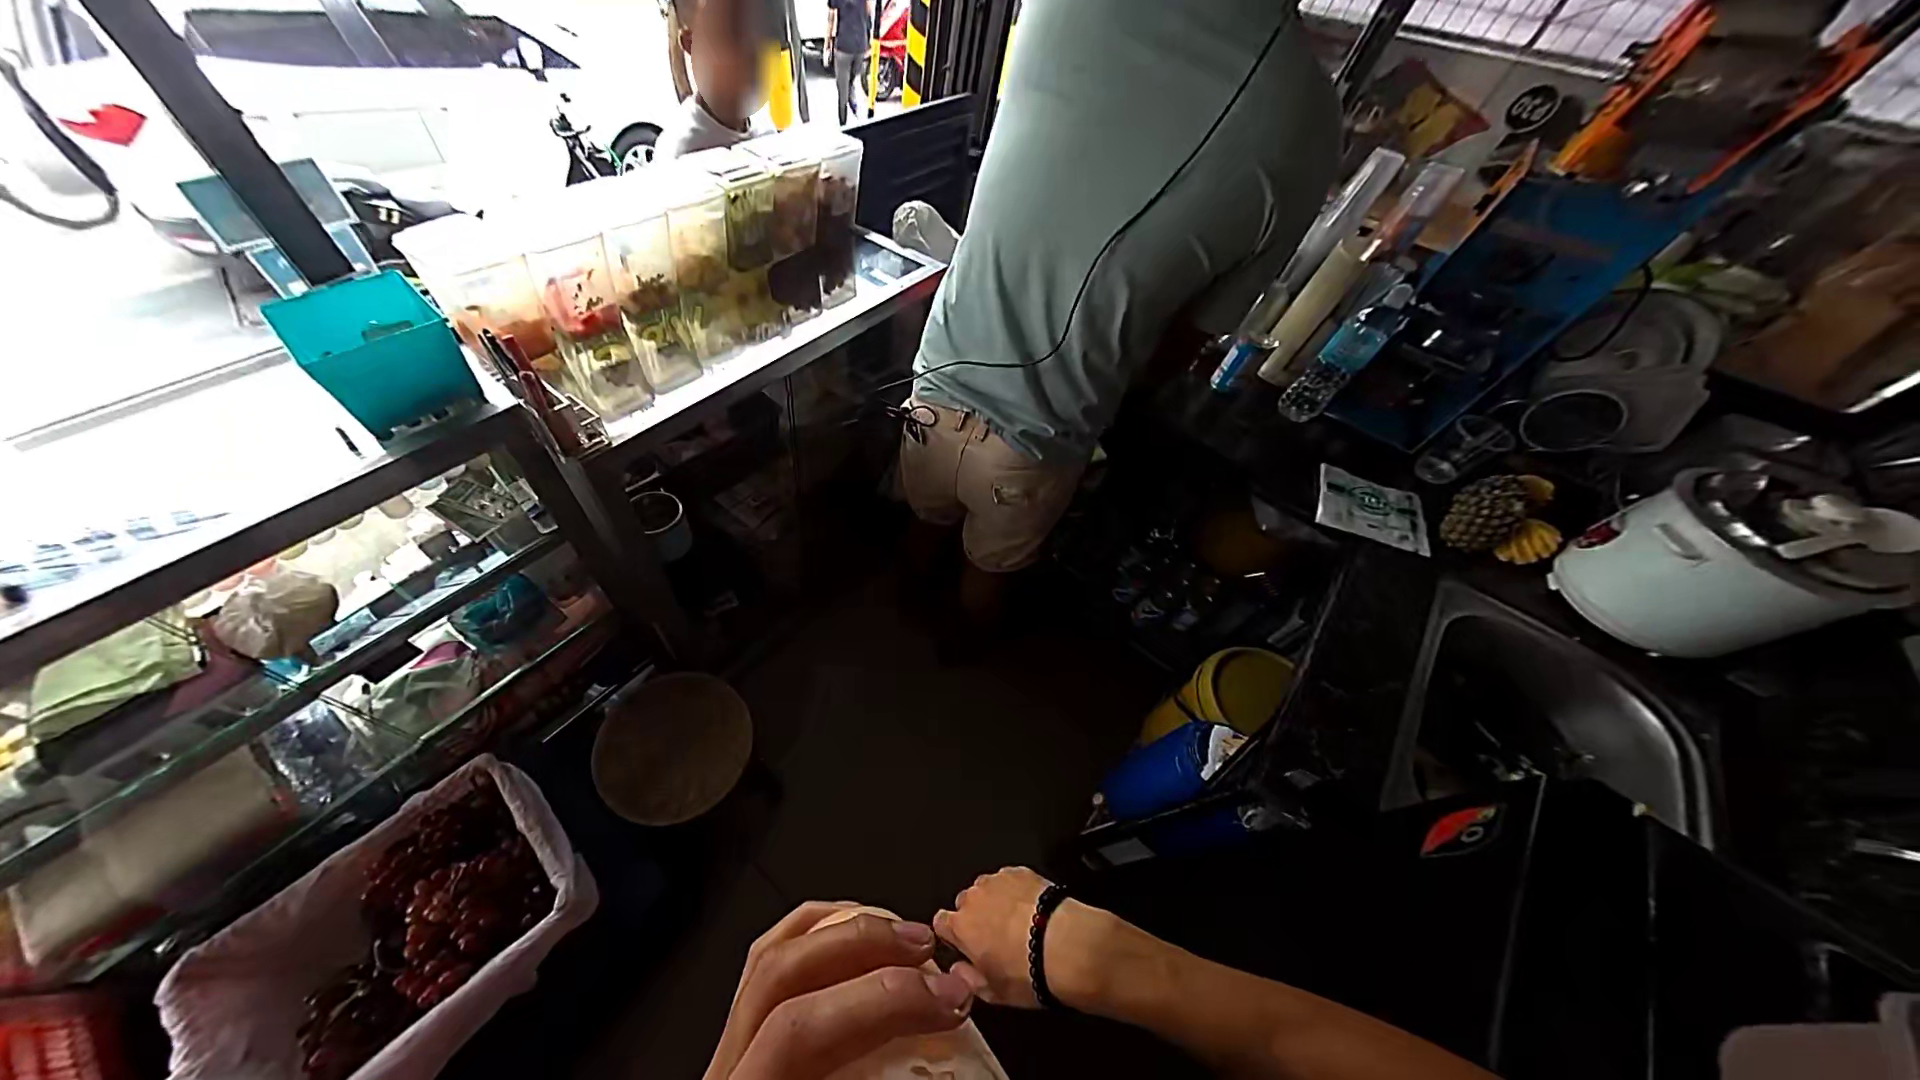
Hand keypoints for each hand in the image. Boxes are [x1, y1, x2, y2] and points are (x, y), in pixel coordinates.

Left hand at [704, 902, 976, 1079]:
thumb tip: (959, 1072)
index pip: (801, 1031)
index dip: (882, 1002)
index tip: (946, 1001)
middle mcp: (726, 1078)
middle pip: (785, 979)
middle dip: (867, 953)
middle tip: (929, 954)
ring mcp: (724, 1055)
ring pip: (768, 957)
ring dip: (842, 930)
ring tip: (900, 932)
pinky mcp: (735, 1043)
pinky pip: (764, 959)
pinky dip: (813, 929)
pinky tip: (852, 923)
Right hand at [934, 867, 1106, 1009]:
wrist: (1064, 945)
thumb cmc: (1027, 973)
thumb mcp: (993, 993)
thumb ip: (968, 979)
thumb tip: (959, 969)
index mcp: (961, 926)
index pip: (941, 922)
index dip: (952, 933)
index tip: (964, 944)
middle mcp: (974, 897)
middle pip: (965, 903)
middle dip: (975, 917)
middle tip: (995, 937)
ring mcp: (997, 880)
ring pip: (987, 888)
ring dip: (995, 901)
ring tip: (1016, 922)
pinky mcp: (1020, 871)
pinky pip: (1009, 879)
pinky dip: (1016, 891)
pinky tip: (1031, 908)